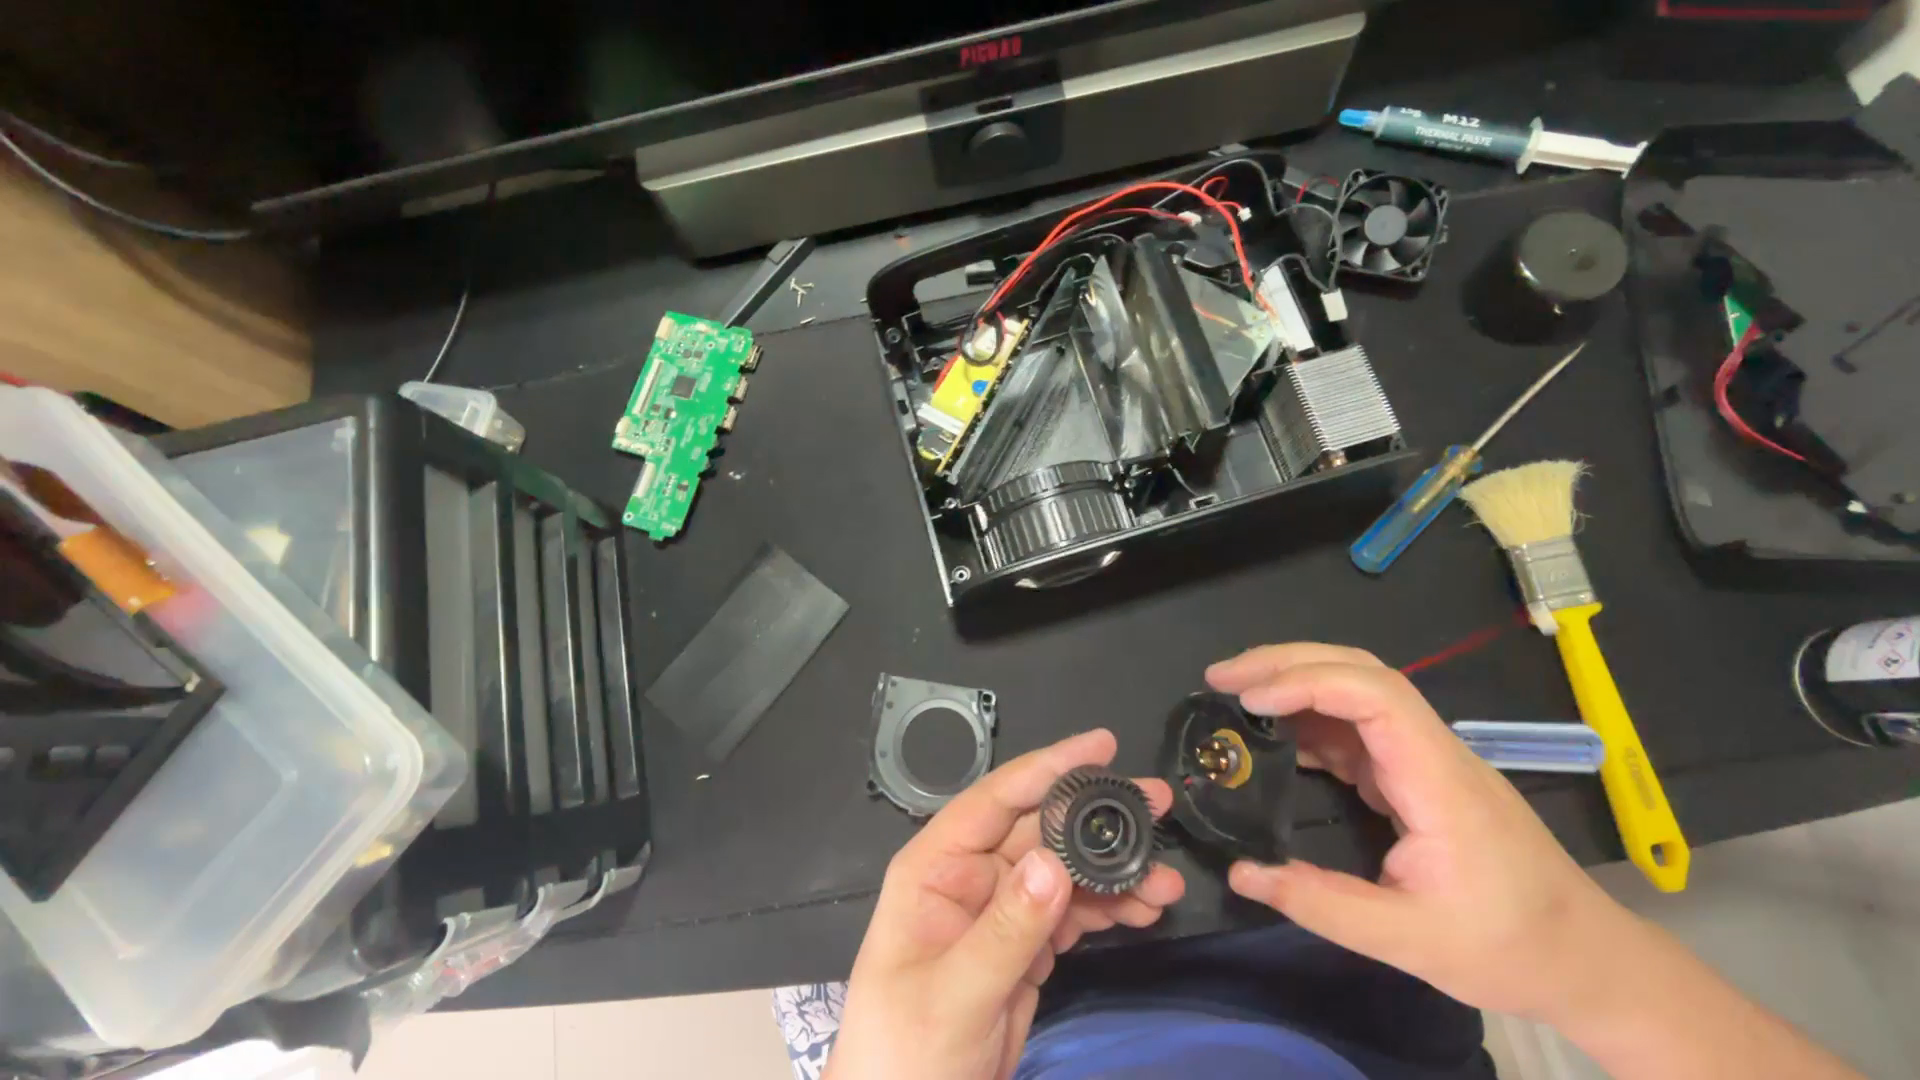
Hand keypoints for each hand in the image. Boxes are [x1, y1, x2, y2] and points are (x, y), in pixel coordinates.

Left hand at [826, 730, 1184, 1079]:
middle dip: (1097, 817)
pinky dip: (1107, 910)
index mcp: (935, 869)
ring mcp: (1000, 912)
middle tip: (1156, 802)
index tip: (1101, 746)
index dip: (1047, 769)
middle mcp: (970, 878)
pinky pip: (1070, 913)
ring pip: (1064, 872)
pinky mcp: (1024, 946)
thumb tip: (1055, 861)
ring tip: (1165, 879)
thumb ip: (1006, 930)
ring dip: (1113, 872)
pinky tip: (1142, 911)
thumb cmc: (906, 1051)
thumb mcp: (954, 994)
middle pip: (1040, 830)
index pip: (994, 801)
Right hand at [1205, 644, 1648, 1019]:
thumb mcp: (1408, 942)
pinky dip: (1308, 722)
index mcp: (1438, 780)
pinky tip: (1273, 738)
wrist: (1586, 960)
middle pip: (1361, 672)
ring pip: (1357, 692)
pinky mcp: (1417, 776)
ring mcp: (1426, 760)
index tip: (1249, 702)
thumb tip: (1241, 874)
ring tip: (1234, 696)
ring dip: (1294, 683)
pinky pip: (1356, 730)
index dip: (1307, 683)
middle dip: (1286, 663)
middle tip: (1221, 678)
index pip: (1374, 696)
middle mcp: (1433, 752)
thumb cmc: (1508, 948)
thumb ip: (1321, 905)